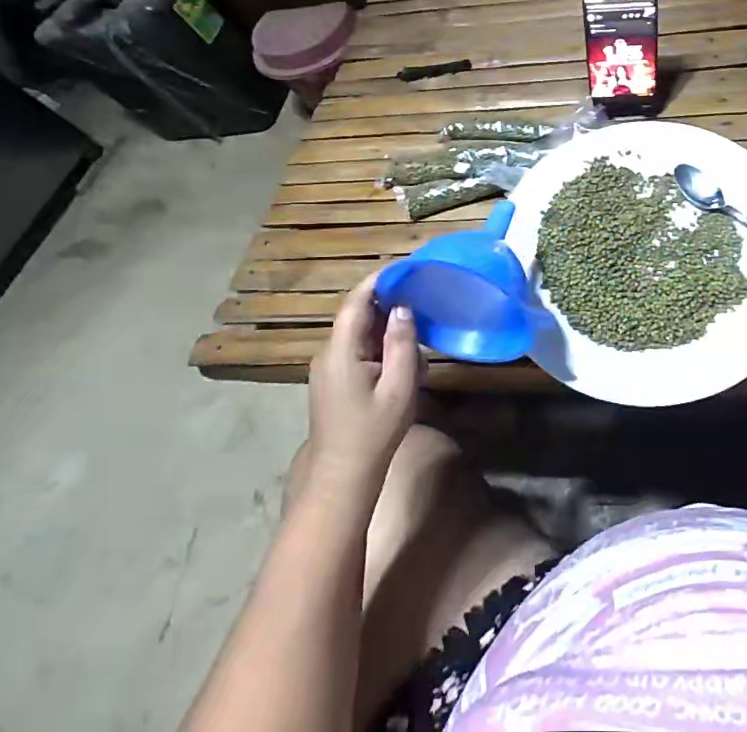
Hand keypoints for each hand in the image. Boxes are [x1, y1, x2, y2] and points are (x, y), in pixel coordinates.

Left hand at [306, 273, 423, 484]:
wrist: (343, 477)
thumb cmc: (373, 433)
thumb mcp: (398, 388)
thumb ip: (402, 345)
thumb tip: (402, 309)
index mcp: (340, 351)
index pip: (356, 302)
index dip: (378, 281)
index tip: (403, 269)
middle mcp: (328, 353)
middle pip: (356, 316)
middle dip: (386, 305)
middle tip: (419, 296)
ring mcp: (328, 368)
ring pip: (358, 335)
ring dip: (384, 330)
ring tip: (415, 330)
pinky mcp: (333, 381)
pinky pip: (356, 352)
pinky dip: (378, 347)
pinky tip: (401, 358)